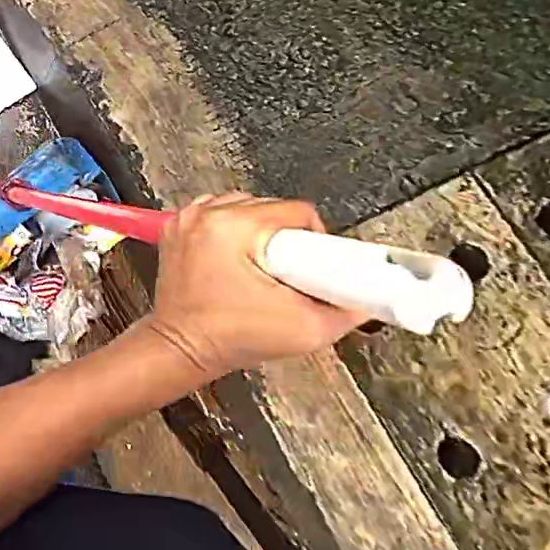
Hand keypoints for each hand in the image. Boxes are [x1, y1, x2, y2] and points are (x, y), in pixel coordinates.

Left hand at [143, 193, 368, 378]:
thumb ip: (352, 308)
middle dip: (286, 233)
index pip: (294, 211)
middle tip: (294, 266)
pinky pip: (212, 216)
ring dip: (258, 228)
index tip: (316, 261)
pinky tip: (243, 254)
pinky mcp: (174, 233)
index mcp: (231, 227)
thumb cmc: (232, 334)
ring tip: (269, 261)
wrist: (184, 344)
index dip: (316, 235)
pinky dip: (230, 229)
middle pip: (265, 205)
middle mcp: (202, 216)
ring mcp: (183, 222)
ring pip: (237, 207)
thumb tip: (374, 296)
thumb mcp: (311, 326)